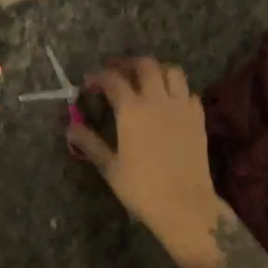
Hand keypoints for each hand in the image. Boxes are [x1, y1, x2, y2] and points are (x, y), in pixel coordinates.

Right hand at [68, 57, 224, 250]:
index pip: (113, 80)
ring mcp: (181, 107)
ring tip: (145, 79)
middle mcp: (157, 100)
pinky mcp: (198, 118)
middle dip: (128, 63)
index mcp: (132, 110)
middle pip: (145, 65)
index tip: (88, 84)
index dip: (98, 77)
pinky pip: (188, 92)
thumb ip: (90, 143)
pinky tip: (169, 102)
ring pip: (172, 72)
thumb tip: (70, 129)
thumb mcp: (110, 167)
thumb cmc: (142, 187)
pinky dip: (176, 90)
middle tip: (115, 70)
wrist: (185, 204)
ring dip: (157, 70)